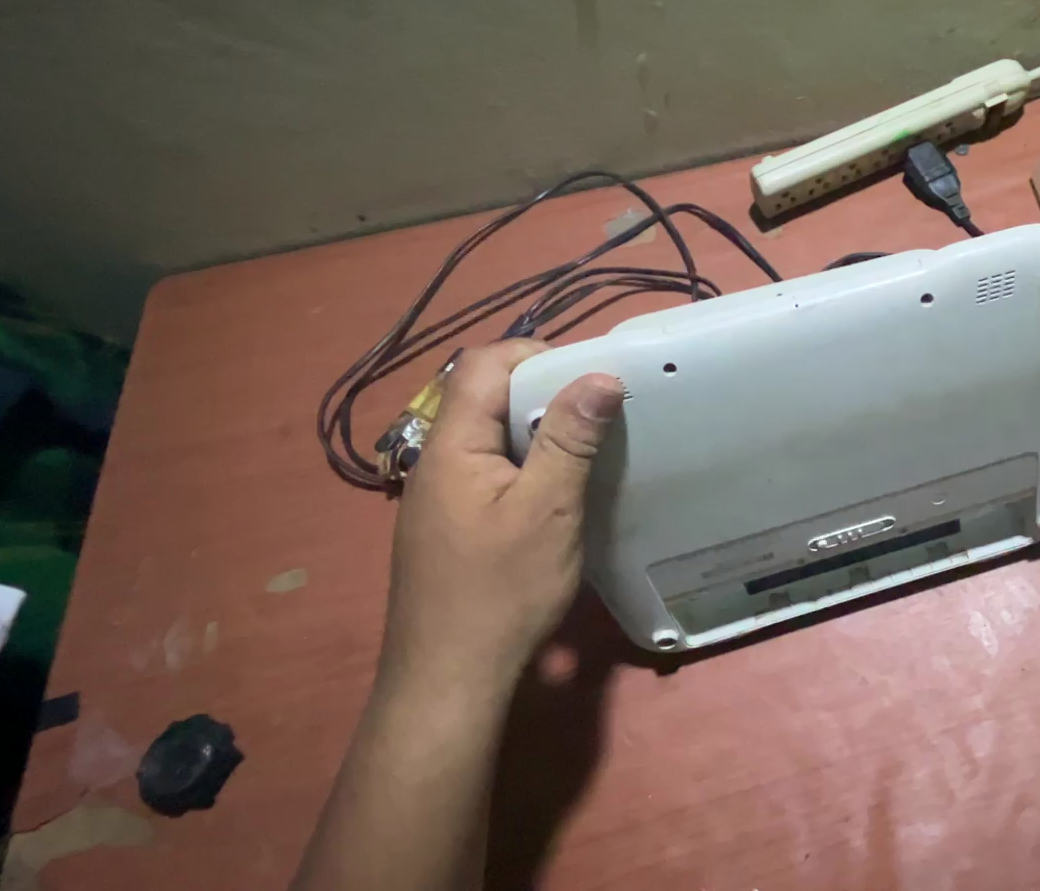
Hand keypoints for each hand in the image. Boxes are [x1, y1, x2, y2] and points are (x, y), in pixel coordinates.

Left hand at [377, 340, 622, 695]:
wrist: (448, 683)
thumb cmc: (501, 591)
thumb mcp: (547, 510)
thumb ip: (570, 439)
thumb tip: (600, 375)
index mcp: (452, 446)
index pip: (484, 364)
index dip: (536, 355)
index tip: (589, 377)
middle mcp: (439, 461)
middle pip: (487, 396)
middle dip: (546, 393)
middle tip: (600, 414)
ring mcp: (442, 496)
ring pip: (493, 436)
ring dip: (541, 432)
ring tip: (590, 449)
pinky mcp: (454, 525)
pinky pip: (492, 471)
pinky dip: (529, 465)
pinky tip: (561, 493)